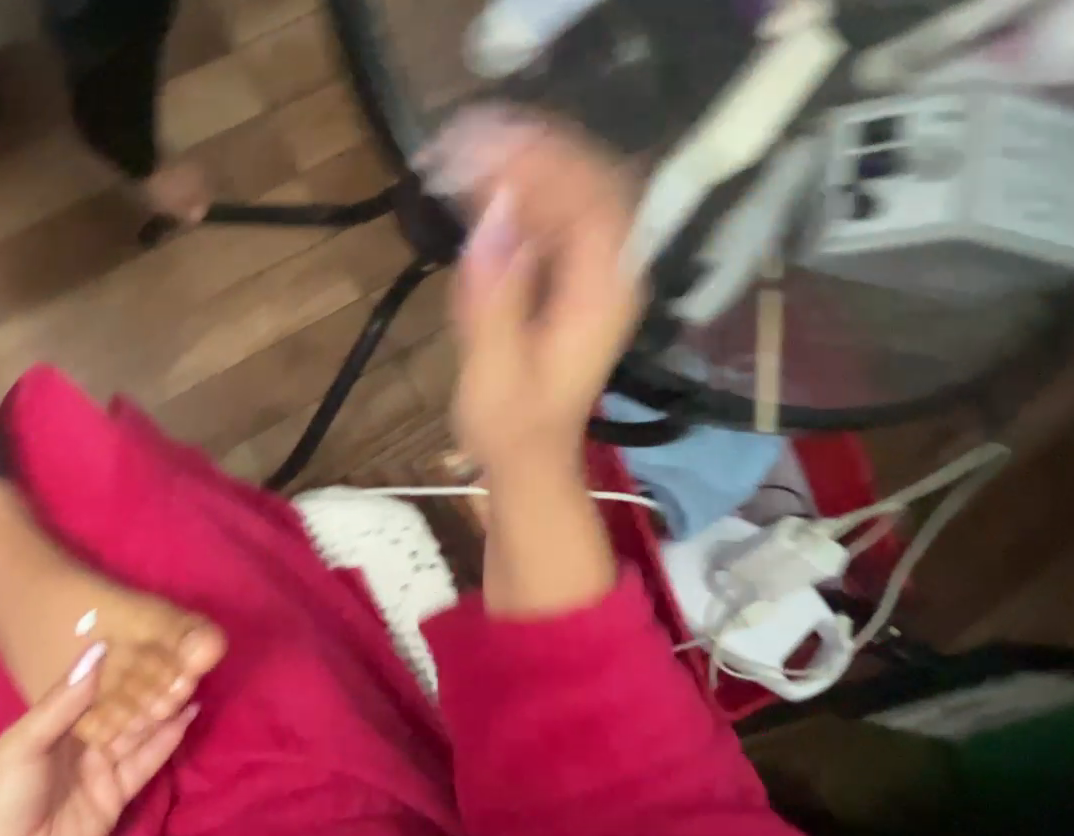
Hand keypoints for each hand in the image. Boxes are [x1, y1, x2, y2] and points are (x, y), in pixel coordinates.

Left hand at [0, 643, 197, 835]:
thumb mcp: (25, 741)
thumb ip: (63, 701)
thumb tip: (97, 651)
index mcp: (53, 720)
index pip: (93, 686)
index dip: (120, 665)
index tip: (149, 638)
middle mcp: (80, 740)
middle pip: (120, 708)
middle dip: (148, 685)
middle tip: (183, 655)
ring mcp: (100, 768)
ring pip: (136, 733)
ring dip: (162, 708)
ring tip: (193, 678)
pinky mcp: (116, 796)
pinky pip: (144, 764)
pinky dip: (166, 741)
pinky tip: (186, 717)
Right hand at [420, 112, 643, 476]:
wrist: (529, 460)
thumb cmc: (510, 426)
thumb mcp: (495, 369)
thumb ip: (494, 297)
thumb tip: (490, 221)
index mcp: (600, 294)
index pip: (589, 200)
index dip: (542, 162)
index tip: (485, 144)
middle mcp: (608, 274)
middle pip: (586, 187)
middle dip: (531, 153)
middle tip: (467, 137)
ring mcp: (593, 277)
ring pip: (572, 199)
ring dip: (523, 170)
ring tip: (466, 153)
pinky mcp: (570, 284)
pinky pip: (555, 223)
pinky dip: (519, 199)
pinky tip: (481, 192)